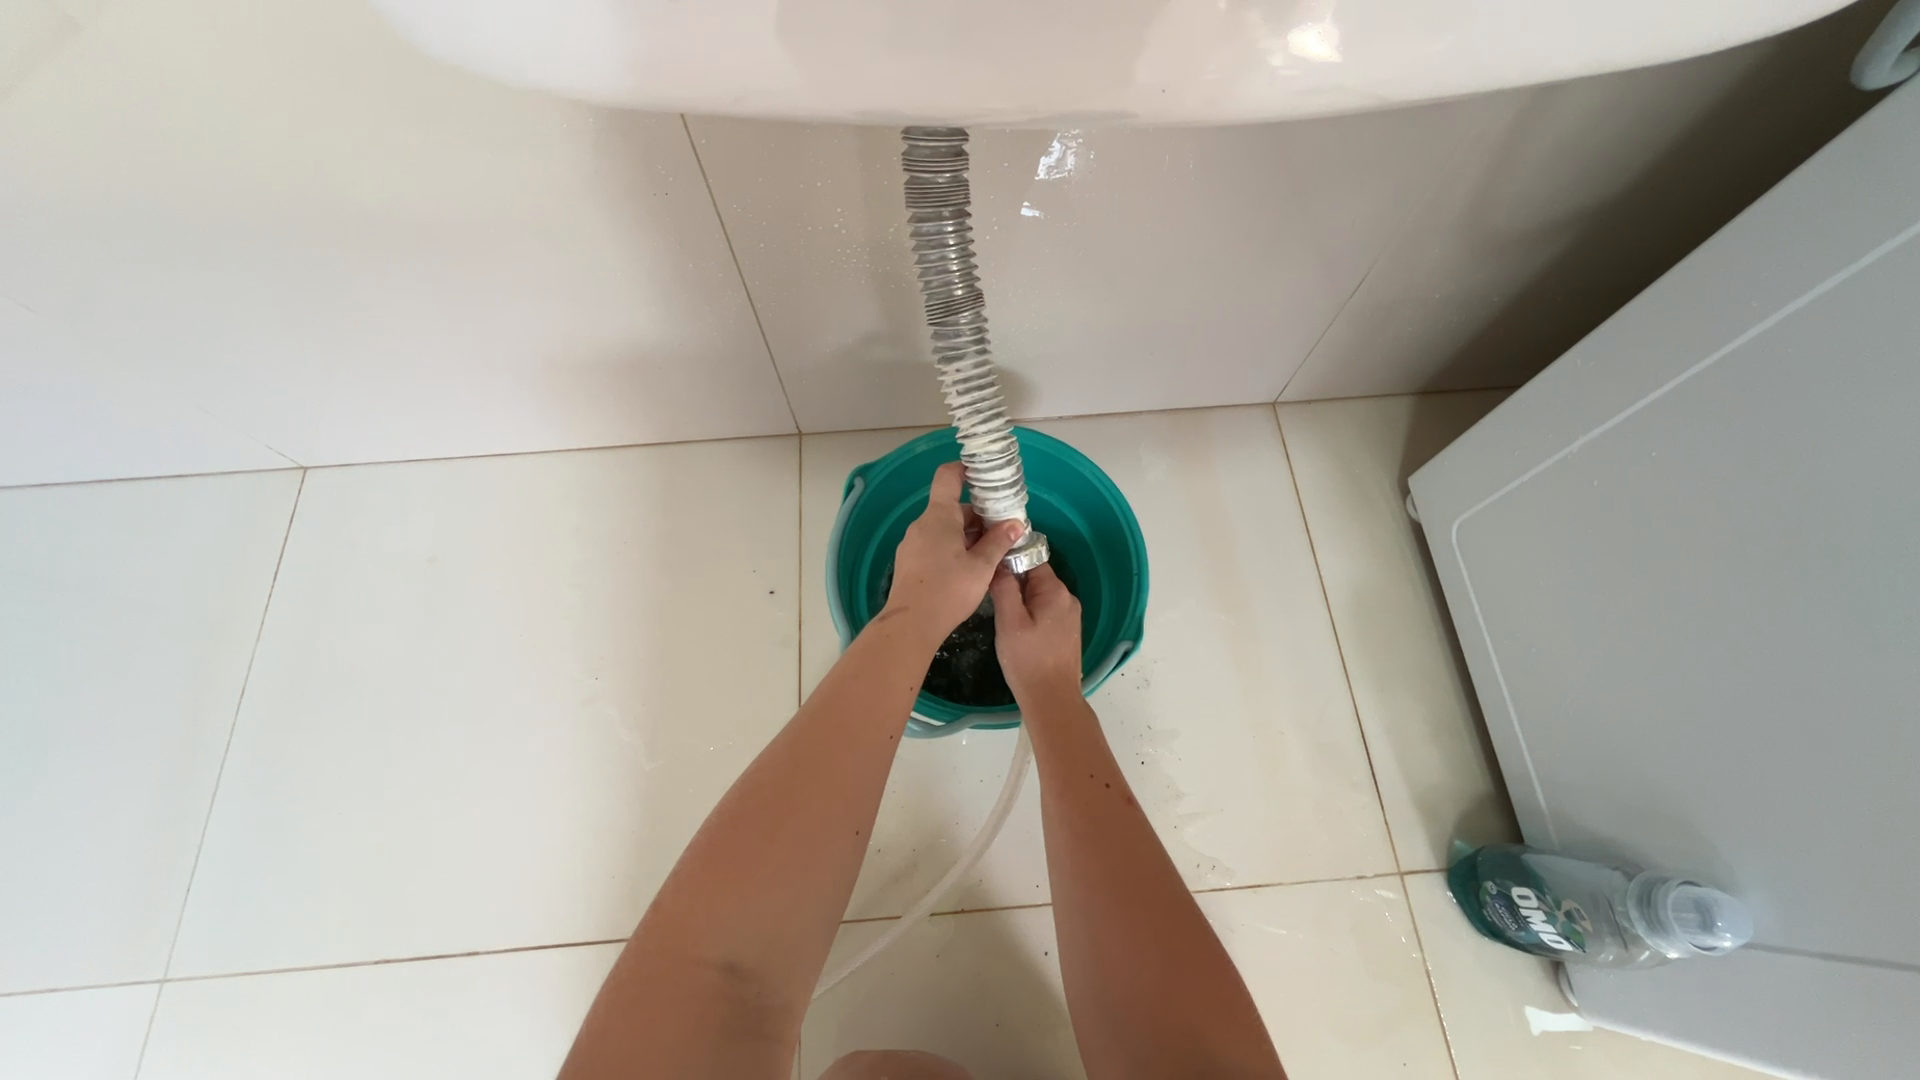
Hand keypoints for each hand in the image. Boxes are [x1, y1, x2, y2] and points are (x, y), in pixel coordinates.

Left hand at [881, 462, 1024, 643]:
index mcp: (939, 516)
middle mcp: (922, 524)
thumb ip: (999, 541)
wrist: (911, 624)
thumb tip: (1016, 524)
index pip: (948, 476)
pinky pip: (934, 544)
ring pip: (944, 529)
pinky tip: (969, 568)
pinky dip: (953, 548)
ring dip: (967, 534)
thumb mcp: (981, 566)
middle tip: (1003, 529)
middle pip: (951, 508)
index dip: (965, 469)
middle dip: (978, 515)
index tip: (984, 474)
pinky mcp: (910, 562)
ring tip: (991, 552)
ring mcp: (913, 543)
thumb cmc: (949, 589)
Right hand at [989, 562, 1082, 705]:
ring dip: (1020, 596)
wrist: (1052, 698)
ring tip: (998, 607)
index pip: (1032, 558)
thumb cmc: (1028, 660)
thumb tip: (999, 562)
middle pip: (1036, 576)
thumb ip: (1004, 588)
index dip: (1010, 559)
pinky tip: (1014, 624)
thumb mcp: (1009, 621)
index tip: (988, 565)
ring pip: (1039, 594)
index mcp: (1055, 591)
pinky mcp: (1066, 630)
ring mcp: (1069, 615)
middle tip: (988, 589)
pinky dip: (1029, 611)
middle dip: (1013, 579)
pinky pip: (1045, 609)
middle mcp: (1067, 598)